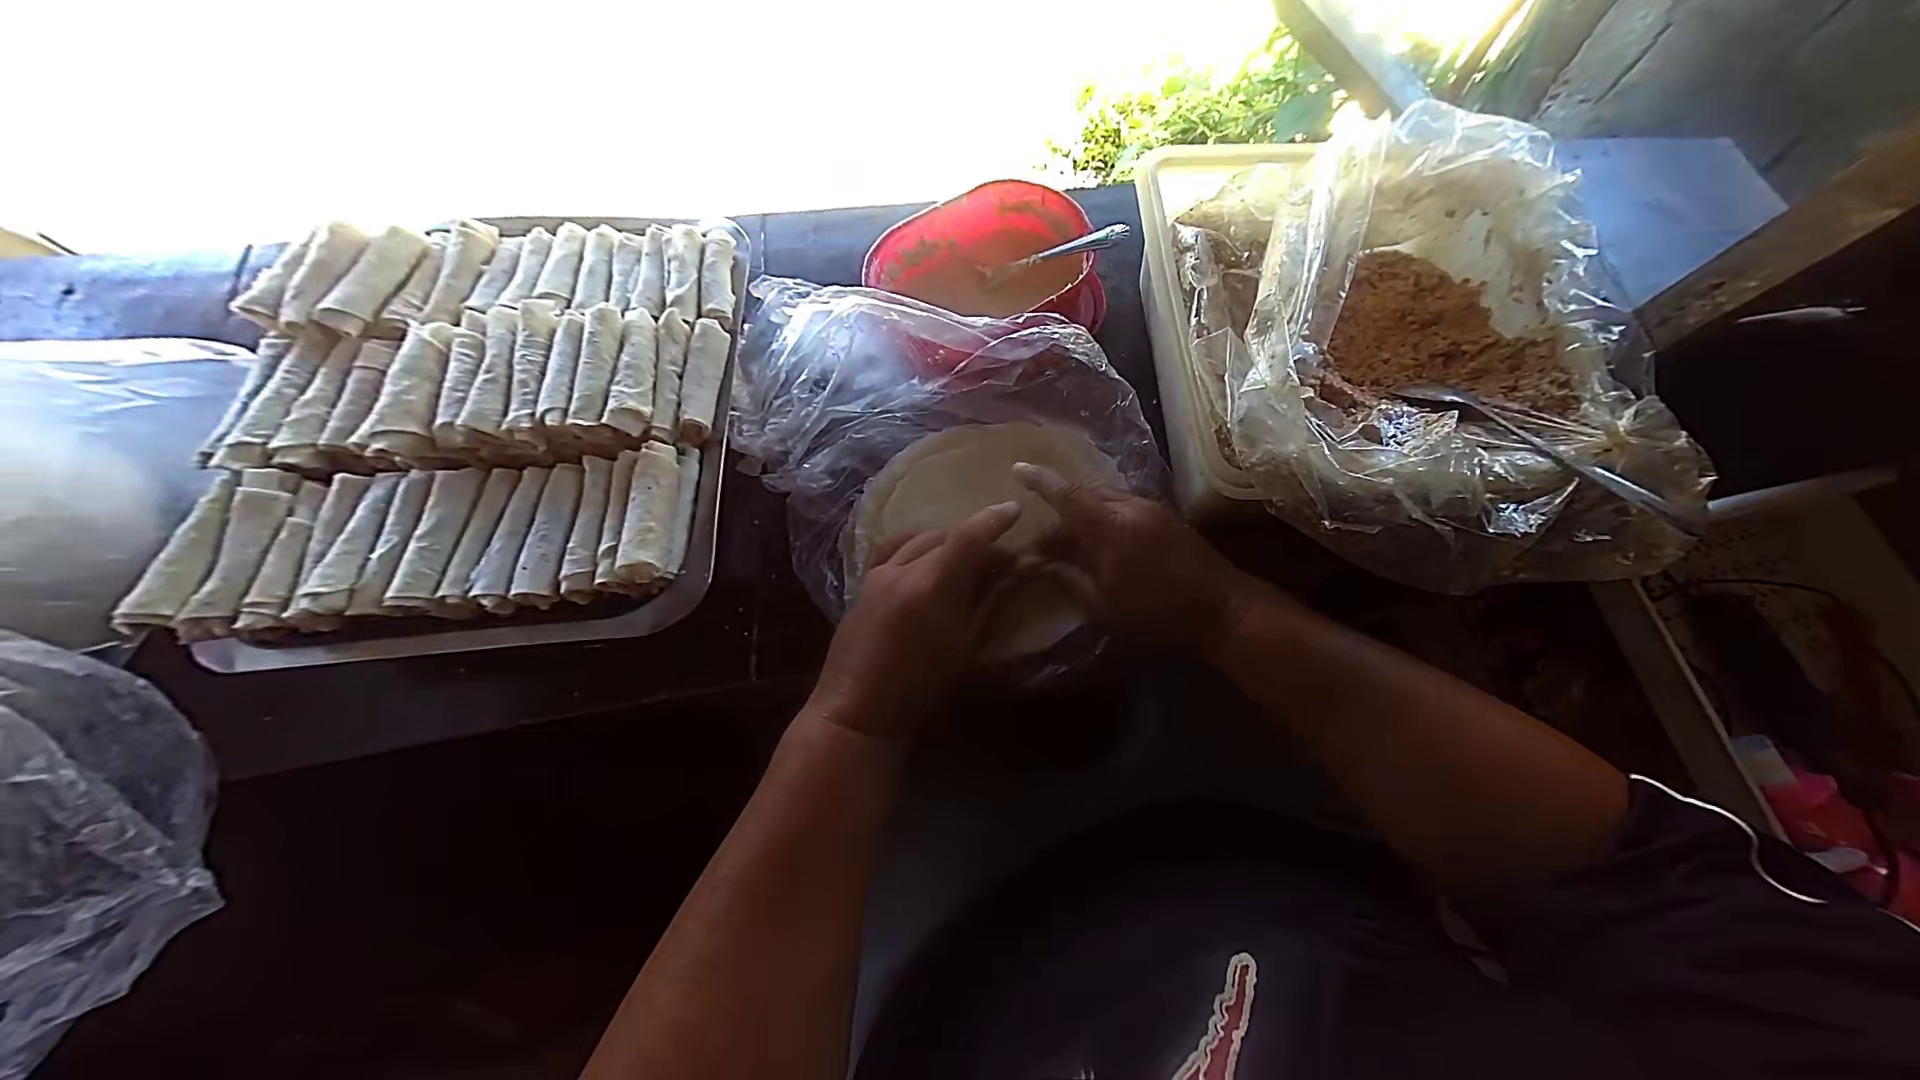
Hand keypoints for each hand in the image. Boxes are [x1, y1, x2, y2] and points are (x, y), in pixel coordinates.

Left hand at [811, 501, 1023, 738]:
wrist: (858, 708)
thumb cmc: (918, 687)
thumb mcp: (963, 647)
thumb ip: (986, 604)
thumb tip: (1009, 575)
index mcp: (931, 585)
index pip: (967, 538)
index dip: (993, 521)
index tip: (1014, 510)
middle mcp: (902, 569)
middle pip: (944, 537)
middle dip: (973, 539)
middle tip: (997, 558)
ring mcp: (878, 574)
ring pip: (917, 540)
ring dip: (944, 540)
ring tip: (963, 556)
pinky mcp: (863, 584)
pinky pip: (891, 549)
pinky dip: (913, 545)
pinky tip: (923, 555)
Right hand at [1013, 462, 1252, 649]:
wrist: (1221, 607)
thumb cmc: (1158, 612)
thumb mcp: (1104, 604)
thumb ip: (1071, 577)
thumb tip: (1044, 563)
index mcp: (1110, 528)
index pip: (1067, 495)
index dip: (1041, 481)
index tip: (1018, 468)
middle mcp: (1129, 507)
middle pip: (1084, 495)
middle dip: (1059, 510)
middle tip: (1043, 540)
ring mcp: (1150, 508)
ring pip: (1103, 498)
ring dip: (1082, 514)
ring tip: (1069, 542)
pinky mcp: (1163, 515)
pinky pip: (1121, 505)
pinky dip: (1102, 516)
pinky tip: (1099, 540)